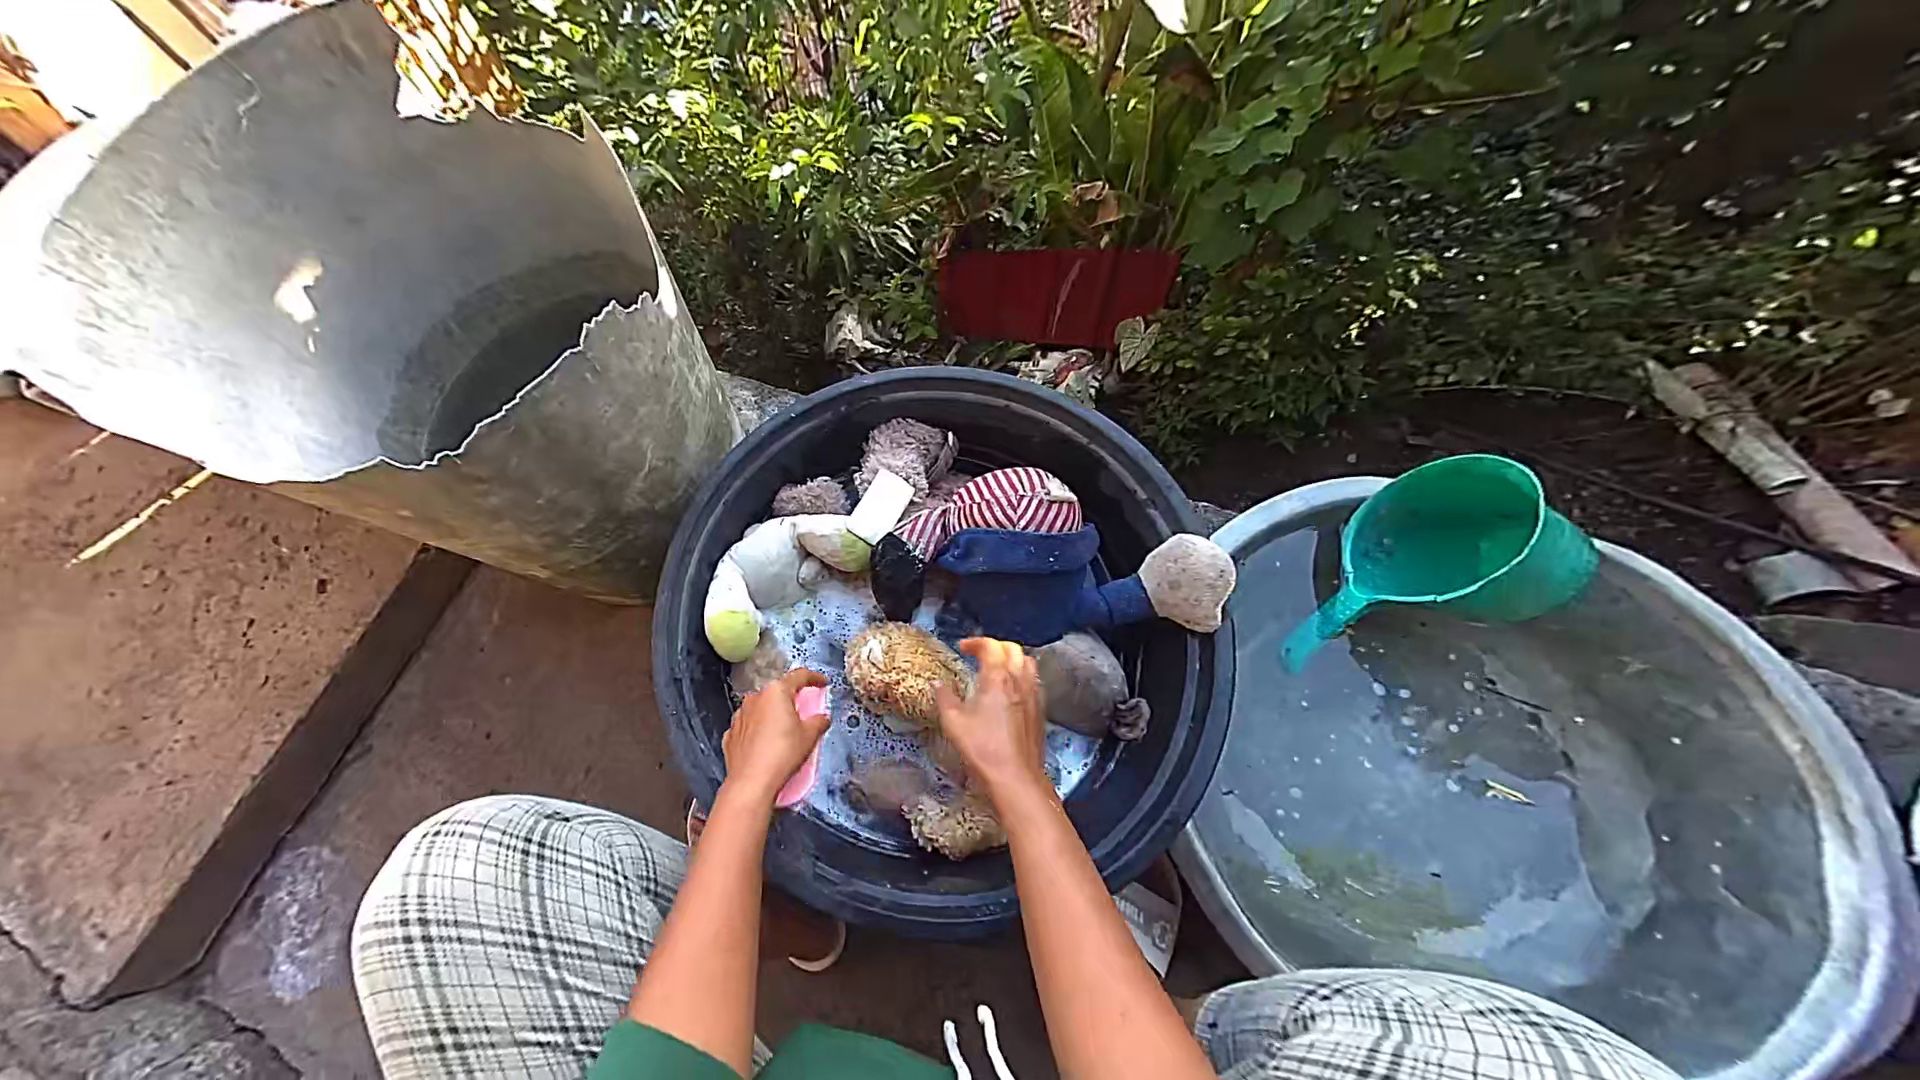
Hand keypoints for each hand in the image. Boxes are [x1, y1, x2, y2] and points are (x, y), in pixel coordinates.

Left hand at [722, 669, 829, 804]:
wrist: (751, 783)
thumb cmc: (779, 756)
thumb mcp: (810, 735)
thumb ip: (819, 721)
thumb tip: (821, 719)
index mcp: (776, 692)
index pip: (800, 676)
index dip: (814, 678)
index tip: (821, 682)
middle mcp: (755, 699)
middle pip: (779, 692)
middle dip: (792, 700)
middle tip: (805, 713)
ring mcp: (741, 716)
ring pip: (763, 709)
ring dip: (775, 716)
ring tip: (786, 734)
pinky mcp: (732, 734)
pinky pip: (750, 726)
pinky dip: (760, 731)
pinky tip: (768, 745)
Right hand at [934, 638, 1048, 803]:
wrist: (1016, 777)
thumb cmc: (985, 750)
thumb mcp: (954, 723)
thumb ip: (945, 698)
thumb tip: (939, 685)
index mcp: (997, 678)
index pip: (990, 646)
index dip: (976, 642)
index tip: (964, 647)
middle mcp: (1019, 681)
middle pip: (1012, 648)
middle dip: (995, 646)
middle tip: (980, 653)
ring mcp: (1034, 695)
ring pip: (1027, 661)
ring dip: (1012, 658)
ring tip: (998, 667)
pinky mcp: (1040, 710)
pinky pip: (1034, 680)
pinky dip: (1022, 675)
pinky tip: (1012, 690)